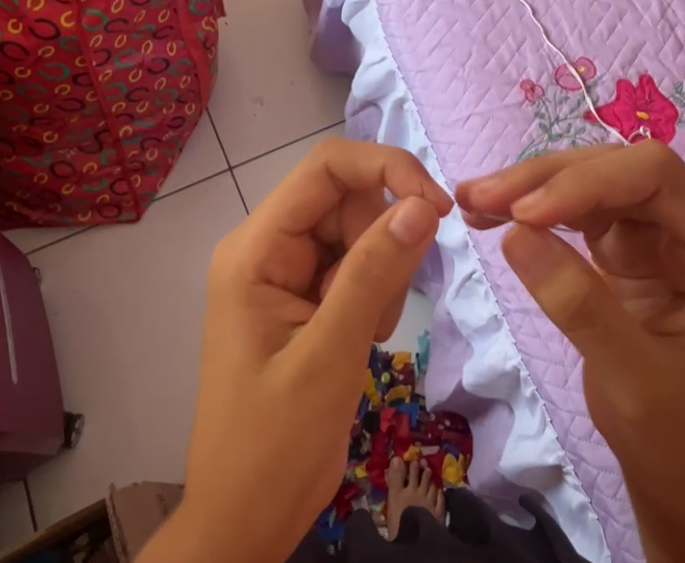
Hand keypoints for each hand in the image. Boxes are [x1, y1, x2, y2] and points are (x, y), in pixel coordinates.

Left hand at [140, 139, 453, 562]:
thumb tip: (424, 205)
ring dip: (381, 277)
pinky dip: (374, 296)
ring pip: (359, 234)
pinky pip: (355, 268)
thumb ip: (374, 273)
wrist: (247, 517)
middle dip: (382, 243)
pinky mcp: (304, 300)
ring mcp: (285, 274)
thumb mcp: (330, 355)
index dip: (387, 169)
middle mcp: (268, 247)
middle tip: (381, 313)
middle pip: (347, 200)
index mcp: (256, 248)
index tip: (437, 209)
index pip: (326, 167)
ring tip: (365, 338)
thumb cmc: (274, 443)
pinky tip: (363, 341)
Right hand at [458, 140, 684, 562]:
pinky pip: (575, 214)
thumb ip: (579, 304)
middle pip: (619, 171)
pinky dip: (532, 212)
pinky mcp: (625, 252)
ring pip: (592, 185)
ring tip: (470, 200)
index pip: (657, 178)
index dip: (588, 181)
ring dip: (531, 188)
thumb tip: (514, 233)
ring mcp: (657, 239)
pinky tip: (490, 215)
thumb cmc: (676, 437)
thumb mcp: (631, 379)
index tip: (524, 213)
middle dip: (548, 178)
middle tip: (477, 197)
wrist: (682, 476)